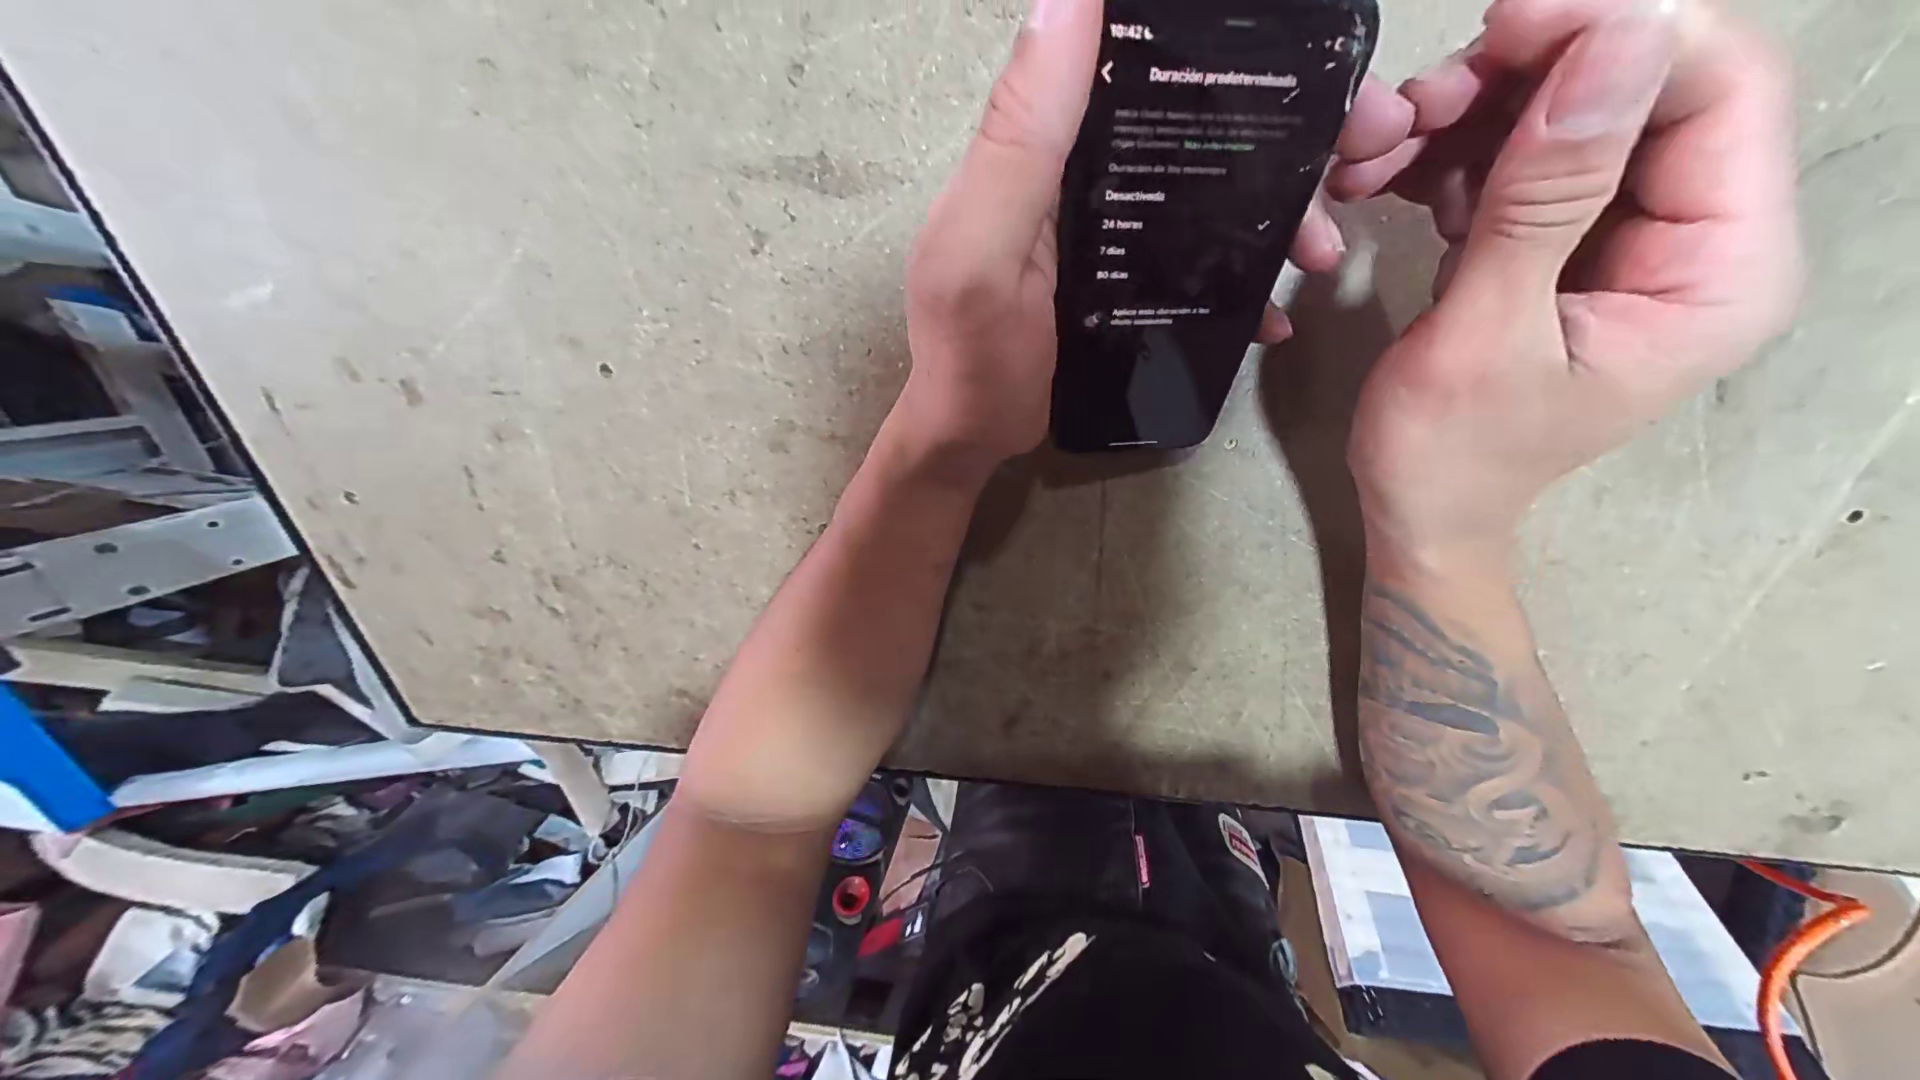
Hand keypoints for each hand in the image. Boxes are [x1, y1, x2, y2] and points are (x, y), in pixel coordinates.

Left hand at [902, 0, 1422, 461]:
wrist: (974, 436)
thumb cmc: (970, 352)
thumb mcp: (981, 250)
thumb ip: (1018, 140)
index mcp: (1047, 148)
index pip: (1145, 61)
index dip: (1233, 52)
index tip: (1325, 65)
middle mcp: (1083, 175)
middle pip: (1198, 126)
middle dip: (1289, 133)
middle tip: (1369, 148)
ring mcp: (1111, 232)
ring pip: (1210, 196)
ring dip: (1279, 211)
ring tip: (1323, 252)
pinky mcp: (1126, 284)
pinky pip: (1196, 261)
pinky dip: (1241, 277)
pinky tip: (1276, 306)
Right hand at [1330, 0, 1800, 566]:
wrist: (1418, 511)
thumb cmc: (1446, 451)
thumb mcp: (1481, 335)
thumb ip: (1541, 204)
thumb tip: (1608, 45)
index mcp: (1716, 272)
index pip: (1714, 98)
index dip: (1619, 38)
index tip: (1503, 24)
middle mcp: (1692, 242)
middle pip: (1641, 102)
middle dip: (1527, 83)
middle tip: (1420, 98)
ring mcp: (1621, 246)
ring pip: (1572, 130)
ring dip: (1476, 122)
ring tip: (1386, 148)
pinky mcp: (1559, 255)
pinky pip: (1526, 175)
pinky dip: (1460, 165)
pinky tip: (1403, 181)